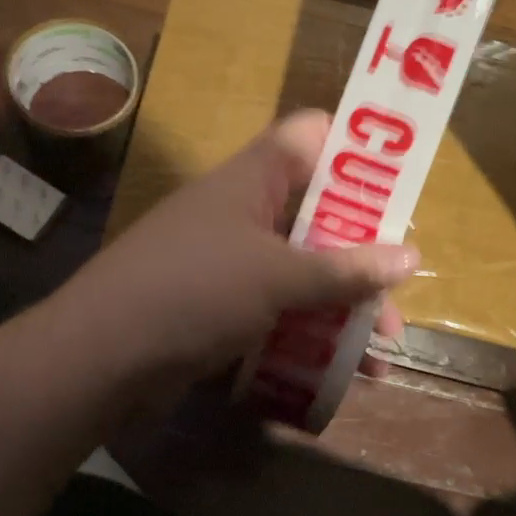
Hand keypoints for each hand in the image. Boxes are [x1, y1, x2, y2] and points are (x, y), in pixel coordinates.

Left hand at [70, 109, 417, 387]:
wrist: (104, 358)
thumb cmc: (193, 293)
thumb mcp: (276, 277)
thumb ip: (343, 269)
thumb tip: (411, 256)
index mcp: (252, 180)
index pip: (311, 139)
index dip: (358, 152)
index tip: (403, 187)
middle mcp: (243, 216)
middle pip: (318, 219)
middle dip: (364, 258)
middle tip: (399, 298)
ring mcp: (230, 268)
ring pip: (303, 277)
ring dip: (343, 311)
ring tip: (383, 352)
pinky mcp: (221, 315)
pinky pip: (279, 318)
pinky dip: (311, 341)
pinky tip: (344, 375)